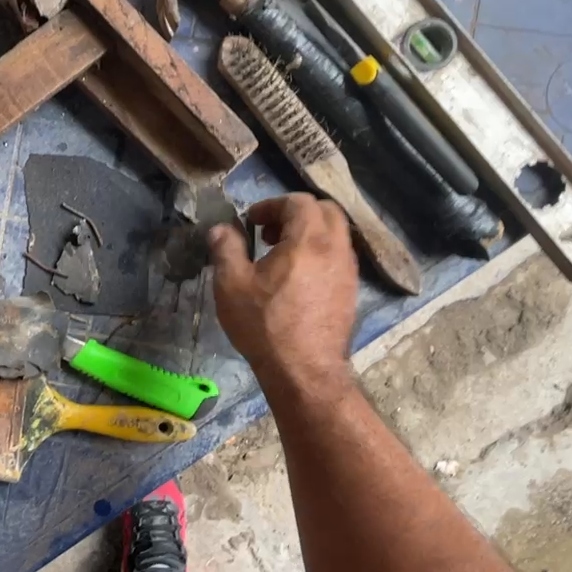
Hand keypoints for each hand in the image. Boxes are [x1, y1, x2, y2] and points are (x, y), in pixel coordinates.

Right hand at [209, 194, 359, 390]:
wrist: (303, 370)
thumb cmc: (264, 324)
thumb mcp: (231, 285)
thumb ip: (226, 249)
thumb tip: (221, 229)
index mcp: (308, 240)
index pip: (298, 202)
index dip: (272, 205)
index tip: (251, 221)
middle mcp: (335, 248)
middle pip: (325, 211)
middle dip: (295, 213)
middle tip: (269, 232)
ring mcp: (348, 270)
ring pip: (335, 234)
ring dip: (309, 233)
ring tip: (280, 255)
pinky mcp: (350, 291)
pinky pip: (338, 257)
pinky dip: (318, 253)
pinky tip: (296, 278)